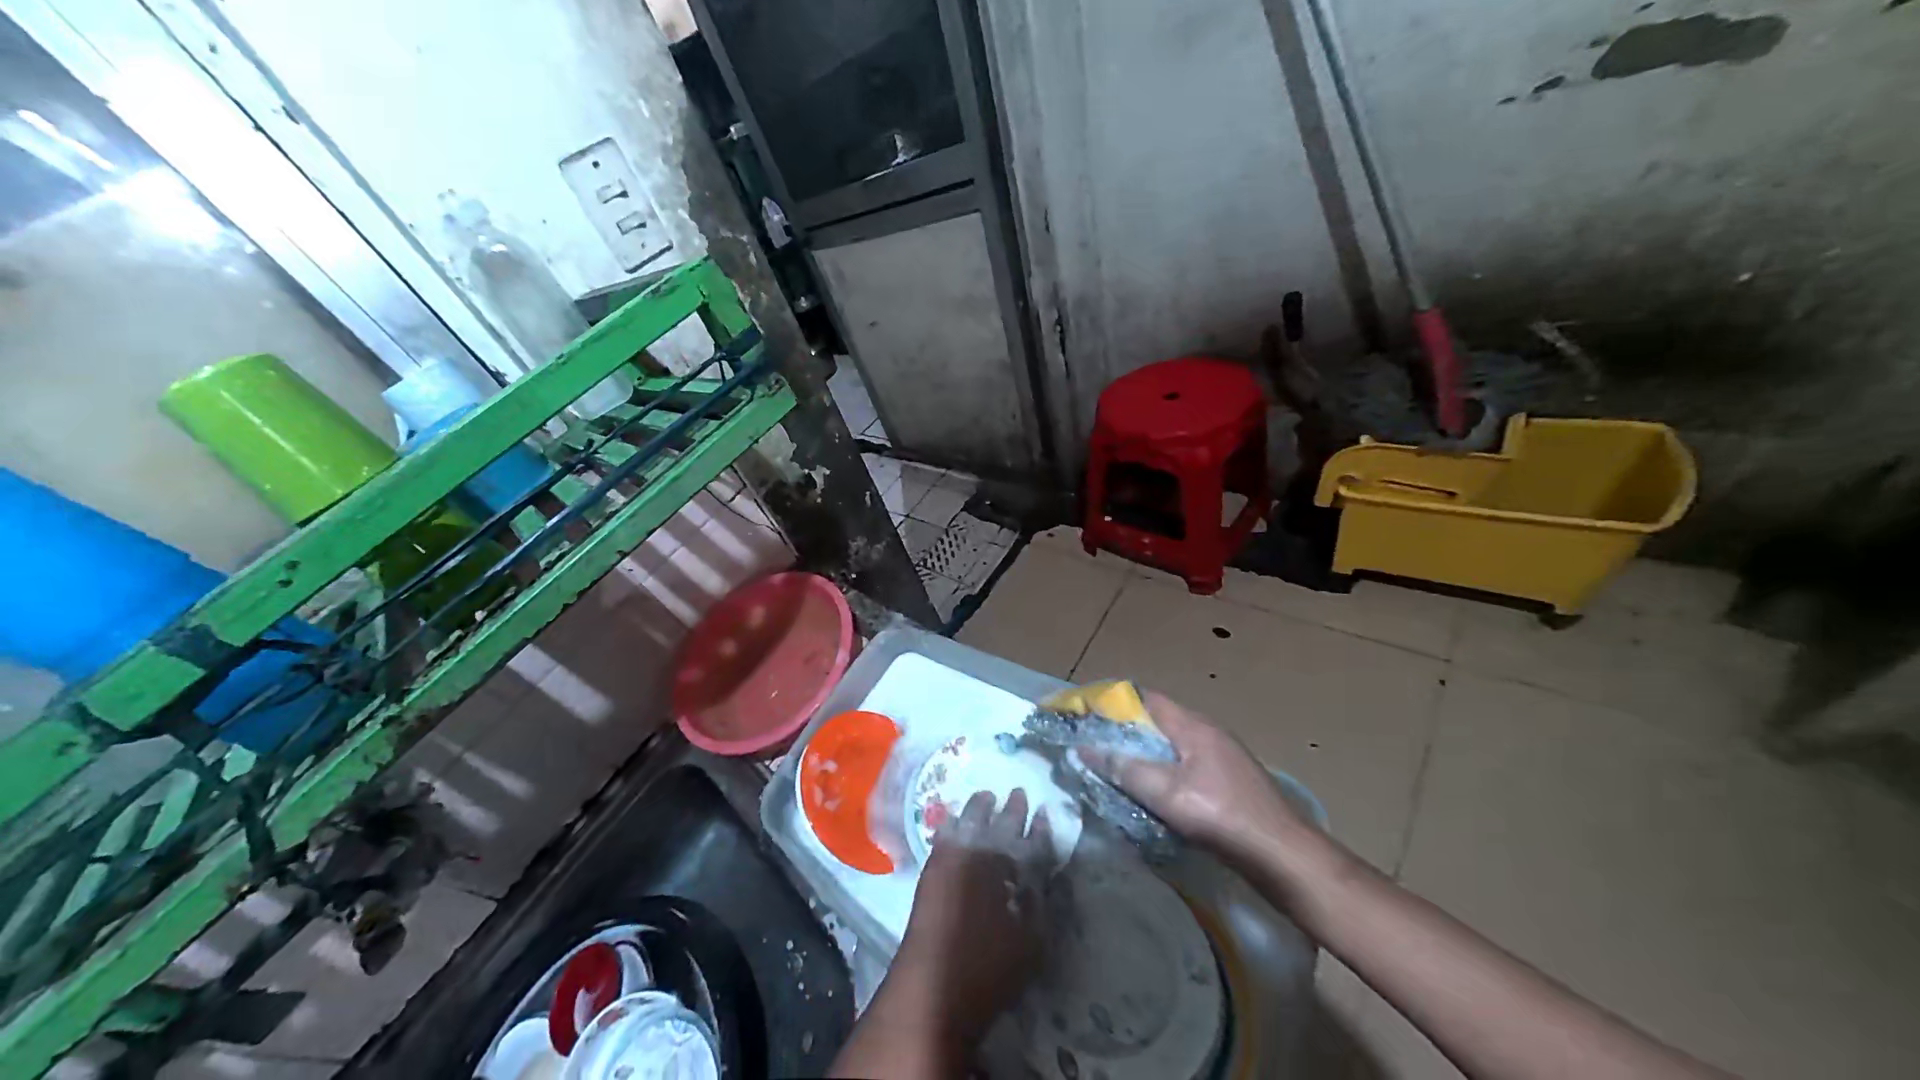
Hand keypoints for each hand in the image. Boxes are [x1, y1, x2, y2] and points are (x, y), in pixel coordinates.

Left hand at [894, 789, 1052, 1046]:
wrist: (932, 987)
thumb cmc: (989, 969)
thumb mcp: (1033, 943)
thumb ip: (1043, 904)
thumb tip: (1050, 878)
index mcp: (1013, 869)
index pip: (1033, 841)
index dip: (1041, 829)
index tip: (1045, 812)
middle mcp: (984, 853)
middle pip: (1002, 824)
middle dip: (1012, 809)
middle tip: (1018, 792)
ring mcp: (953, 857)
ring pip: (971, 821)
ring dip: (981, 808)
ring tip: (986, 795)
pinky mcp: (930, 869)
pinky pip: (943, 833)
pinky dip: (951, 821)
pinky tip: (952, 817)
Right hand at [1082, 691, 1312, 858]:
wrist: (1286, 858)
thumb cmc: (1224, 818)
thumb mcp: (1167, 794)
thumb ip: (1125, 769)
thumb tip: (1084, 747)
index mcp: (1193, 726)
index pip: (1144, 698)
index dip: (1111, 701)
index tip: (1082, 712)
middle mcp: (1207, 732)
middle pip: (1156, 719)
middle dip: (1121, 727)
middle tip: (1089, 741)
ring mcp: (1220, 757)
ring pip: (1169, 743)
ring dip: (1139, 750)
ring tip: (1110, 764)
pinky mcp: (1227, 780)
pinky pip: (1182, 763)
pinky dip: (1158, 768)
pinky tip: (1147, 789)